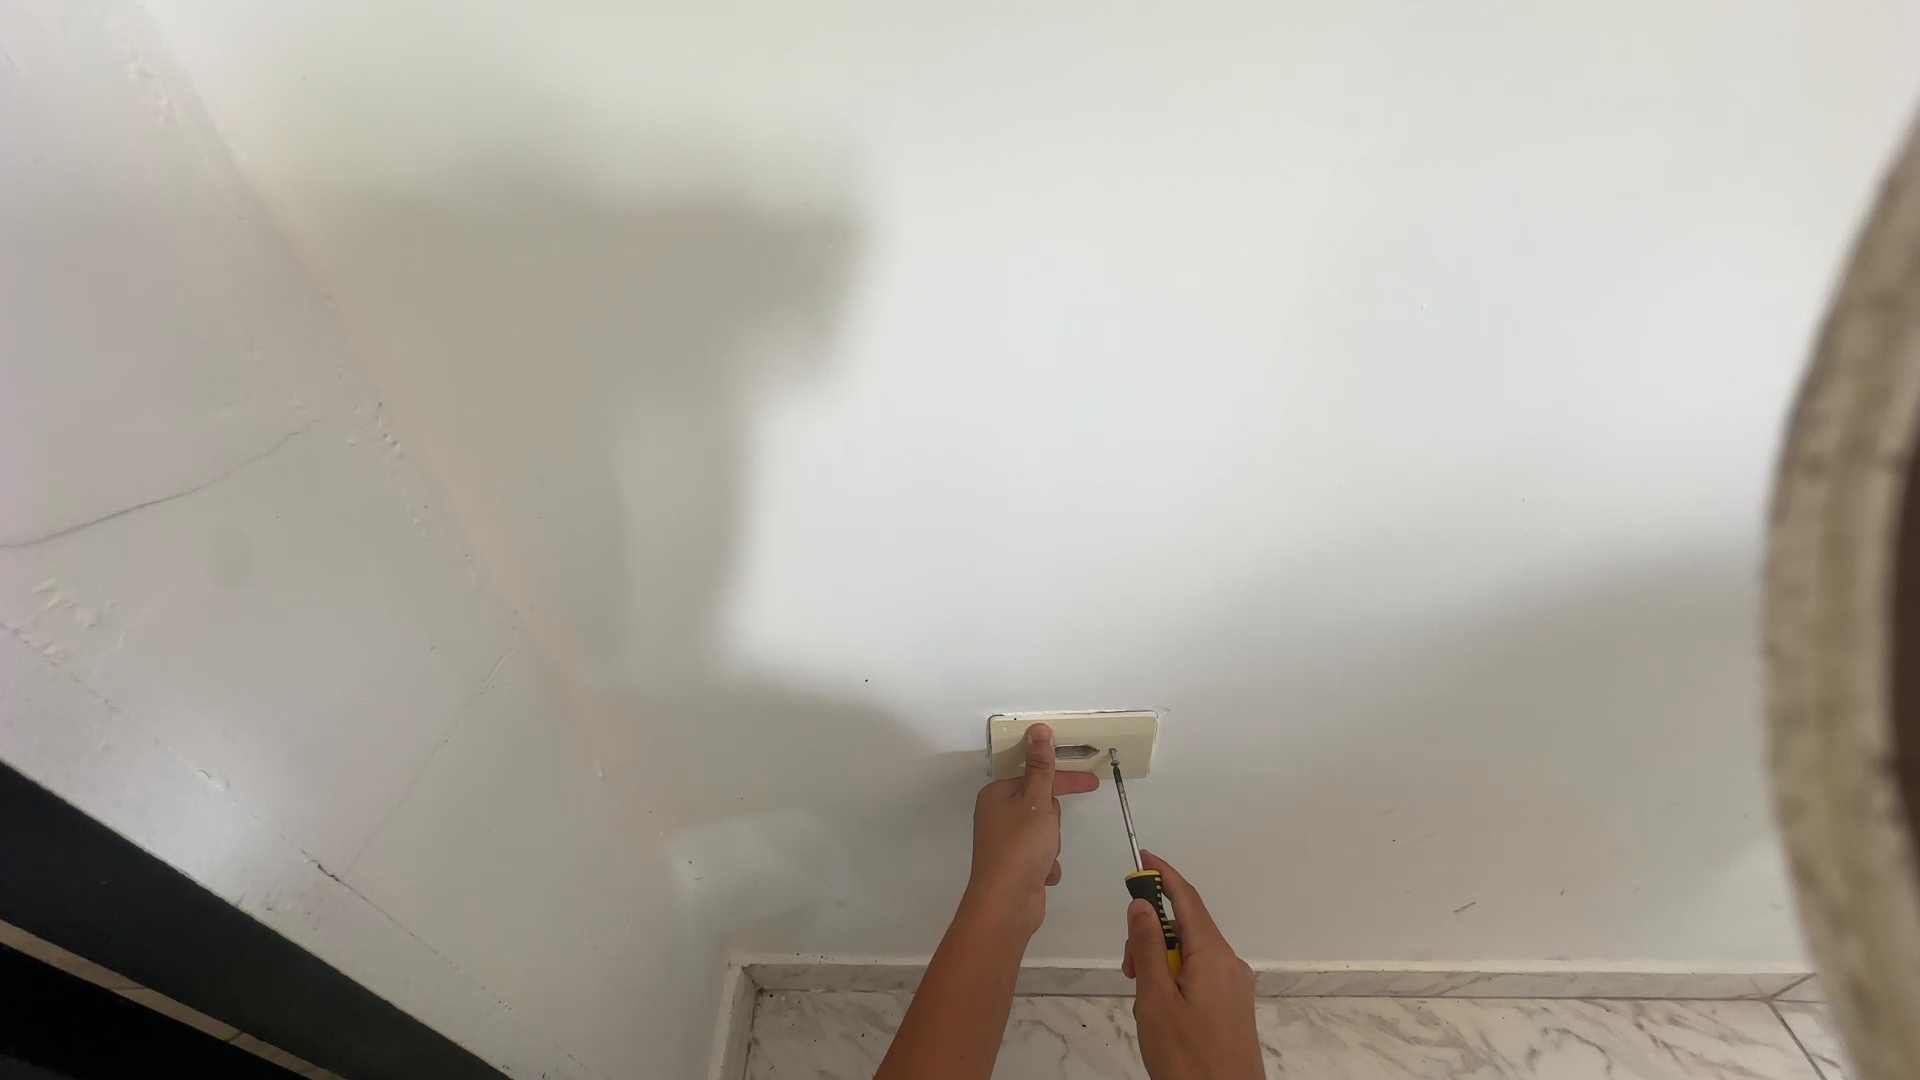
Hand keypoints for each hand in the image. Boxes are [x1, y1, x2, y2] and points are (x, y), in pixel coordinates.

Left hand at [964, 723, 1098, 934]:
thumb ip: (1041, 766)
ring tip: (1043, 857)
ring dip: (1051, 844)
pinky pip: (1040, 855)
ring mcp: (1004, 841)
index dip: (1065, 780)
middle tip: (1048, 834)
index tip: (1092, 781)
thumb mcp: (1036, 801)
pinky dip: (1046, 863)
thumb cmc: (1021, 847)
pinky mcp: (1013, 865)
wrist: (1007, 904)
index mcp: (997, 795)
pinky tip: (1042, 874)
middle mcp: (996, 815)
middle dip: (1053, 820)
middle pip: (1042, 805)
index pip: (1037, 777)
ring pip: (1044, 831)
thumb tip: (1039, 730)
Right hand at [1124, 851, 1263, 1079]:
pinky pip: (1199, 975)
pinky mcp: (1234, 1010)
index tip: (1142, 856)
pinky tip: (1161, 1010)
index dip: (1163, 874)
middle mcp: (1230, 965)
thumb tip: (1142, 904)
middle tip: (1128, 967)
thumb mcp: (1156, 1000)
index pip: (1187, 898)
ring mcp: (1235, 988)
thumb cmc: (1188, 1058)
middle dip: (1152, 934)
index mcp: (1213, 955)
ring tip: (1143, 999)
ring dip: (1160, 961)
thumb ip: (1147, 946)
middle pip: (1186, 927)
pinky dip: (1174, 977)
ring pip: (1190, 953)